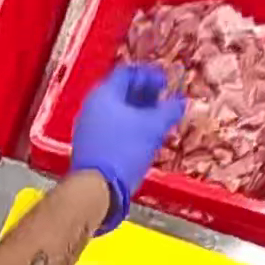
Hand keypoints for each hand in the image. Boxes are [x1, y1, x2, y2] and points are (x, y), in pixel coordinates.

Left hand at [69, 63, 185, 234]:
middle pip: (119, 94)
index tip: (165, 85)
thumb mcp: (153, 128)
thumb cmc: (123, 153)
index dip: (150, 76)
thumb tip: (180, 103)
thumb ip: (169, 111)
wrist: (95, 191)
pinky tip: (137, 143)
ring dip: (135, 117)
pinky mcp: (85, 153)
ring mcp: (85, 132)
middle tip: (160, 104)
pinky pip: (107, 134)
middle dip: (143, 97)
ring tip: (152, 125)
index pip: (128, 73)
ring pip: (113, 116)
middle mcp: (89, 109)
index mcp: (104, 94)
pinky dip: (124, 133)